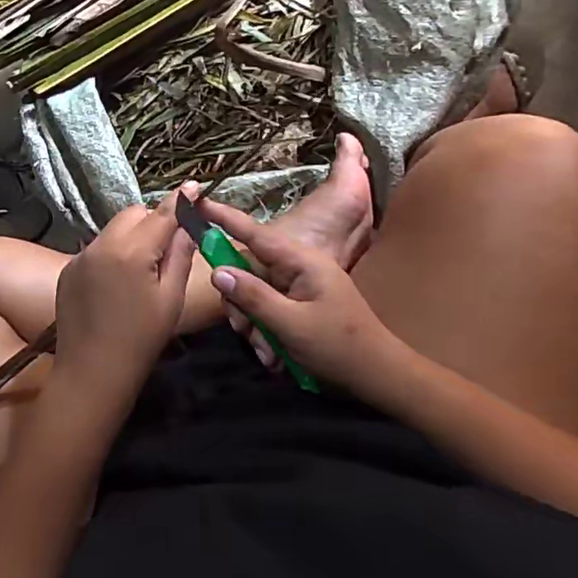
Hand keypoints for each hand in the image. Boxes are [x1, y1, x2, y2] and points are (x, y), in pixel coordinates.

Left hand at [51, 198, 195, 419]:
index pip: (161, 214)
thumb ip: (179, 255)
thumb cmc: (141, 341)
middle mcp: (101, 245)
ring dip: (131, 236)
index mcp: (131, 251)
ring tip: (142, 269)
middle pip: (133, 214)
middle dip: (152, 222)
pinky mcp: (68, 269)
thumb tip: (187, 223)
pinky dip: (112, 253)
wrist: (91, 373)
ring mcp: (80, 256)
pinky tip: (117, 284)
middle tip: (167, 248)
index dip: (180, 199)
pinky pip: (96, 248)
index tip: (194, 187)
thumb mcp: (170, 299)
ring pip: (113, 229)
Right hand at [197, 197, 397, 390]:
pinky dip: (265, 331)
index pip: (255, 233)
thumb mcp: (291, 324)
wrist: (378, 376)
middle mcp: (298, 267)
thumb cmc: (338, 347)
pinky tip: (274, 355)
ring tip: (268, 353)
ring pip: (254, 294)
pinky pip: (266, 309)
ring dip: (254, 324)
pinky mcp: (298, 305)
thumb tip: (218, 271)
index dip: (225, 217)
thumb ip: (252, 296)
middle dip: (240, 303)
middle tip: (243, 330)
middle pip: (248, 271)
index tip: (199, 201)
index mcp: (301, 261)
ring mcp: (298, 287)